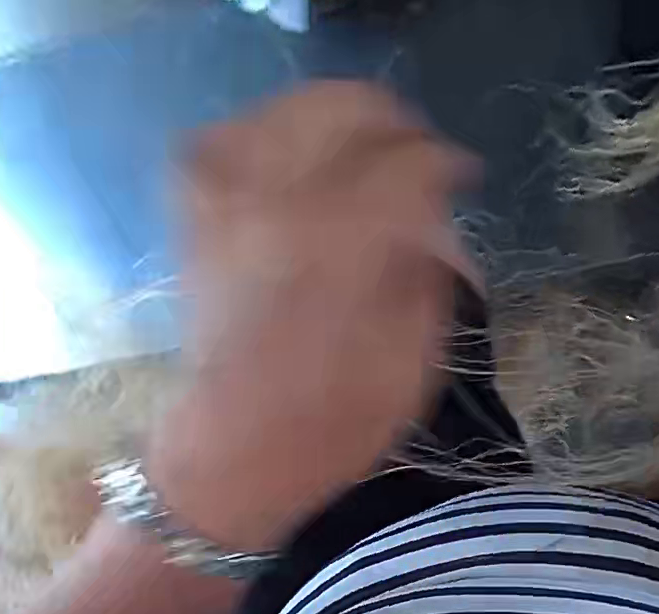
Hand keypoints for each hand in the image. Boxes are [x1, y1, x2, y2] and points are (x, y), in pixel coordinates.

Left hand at [147, 81, 475, 551]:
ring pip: (286, 112)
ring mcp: (227, 207)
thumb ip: (428, 280)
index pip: (409, 166)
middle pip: (347, 112)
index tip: (462, 179)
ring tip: (363, 156)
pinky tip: (293, 163)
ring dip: (336, 121)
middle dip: (396, 127)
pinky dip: (266, 135)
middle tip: (417, 159)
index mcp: (342, 251)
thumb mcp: (408, 369)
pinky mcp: (196, 223)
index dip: (446, 166)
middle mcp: (278, 208)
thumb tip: (437, 226)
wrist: (233, 455)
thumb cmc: (327, 430)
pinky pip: (227, 140)